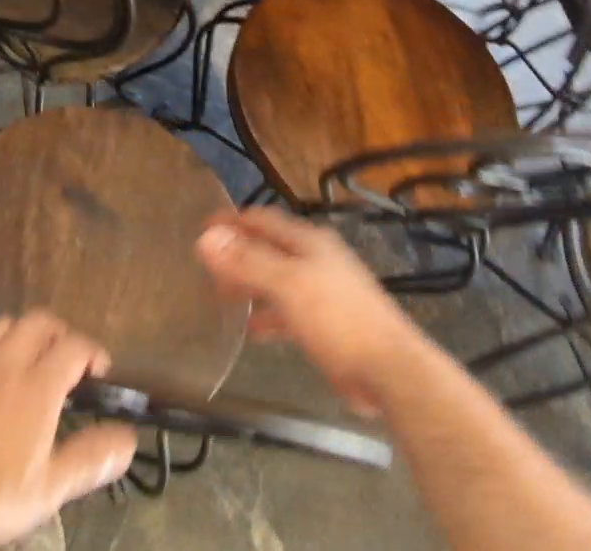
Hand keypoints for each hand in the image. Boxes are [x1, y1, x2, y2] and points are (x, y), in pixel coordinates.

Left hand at [0, 313, 137, 548]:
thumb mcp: (48, 488)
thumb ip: (90, 459)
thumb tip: (128, 438)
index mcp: (36, 387)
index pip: (74, 347)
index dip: (94, 352)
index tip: (100, 372)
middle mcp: (4, 363)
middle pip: (38, 322)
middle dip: (60, 333)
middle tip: (69, 360)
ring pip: (2, 324)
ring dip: (22, 332)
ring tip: (31, 355)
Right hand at [197, 208, 422, 414]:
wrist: (390, 370)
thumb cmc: (338, 319)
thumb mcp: (288, 285)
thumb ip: (247, 262)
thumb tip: (206, 238)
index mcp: (308, 243)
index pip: (261, 219)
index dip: (231, 222)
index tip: (200, 229)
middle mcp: (316, 260)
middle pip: (268, 248)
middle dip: (237, 254)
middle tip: (205, 267)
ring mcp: (323, 291)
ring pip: (276, 279)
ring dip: (250, 284)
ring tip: (220, 295)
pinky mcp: (327, 323)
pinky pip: (287, 310)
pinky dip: (267, 315)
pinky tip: (252, 330)